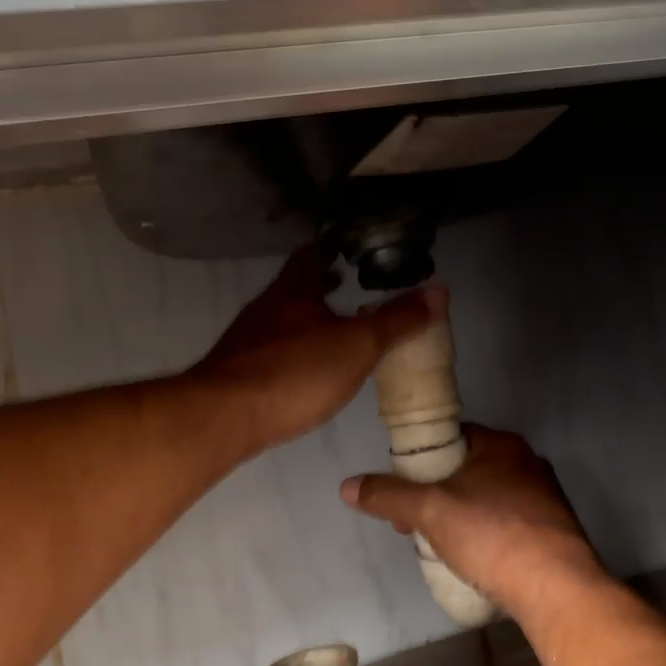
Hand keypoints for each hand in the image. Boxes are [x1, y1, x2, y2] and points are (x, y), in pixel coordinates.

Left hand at [192, 245, 439, 447]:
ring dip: (305, 321)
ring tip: (333, 332)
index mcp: (293, 291)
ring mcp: (245, 341)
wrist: (224, 416)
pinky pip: (269, 352)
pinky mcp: (235, 373)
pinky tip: (303, 374)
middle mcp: (265, 308)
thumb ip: (397, 320)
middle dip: (319, 288)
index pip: (311, 255)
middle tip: (347, 289)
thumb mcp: (359, 346)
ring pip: (280, 321)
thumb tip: (440, 289)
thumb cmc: (296, 372)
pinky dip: (290, 353)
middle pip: (293, 288)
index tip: (348, 250)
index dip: (330, 249)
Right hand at [342, 425, 606, 617]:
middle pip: (466, 469)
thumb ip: (388, 495)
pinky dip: (486, 536)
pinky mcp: (554, 531)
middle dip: (434, 495)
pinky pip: (507, 523)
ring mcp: (545, 497)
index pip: (449, 436)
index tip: (400, 491)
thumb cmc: (492, 536)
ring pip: (486, 498)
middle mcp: (527, 462)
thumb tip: (348, 486)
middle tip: (410, 525)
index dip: (417, 461)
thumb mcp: (429, 511)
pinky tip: (474, 562)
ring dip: (459, 517)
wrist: (558, 589)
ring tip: (438, 547)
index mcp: (500, 444)